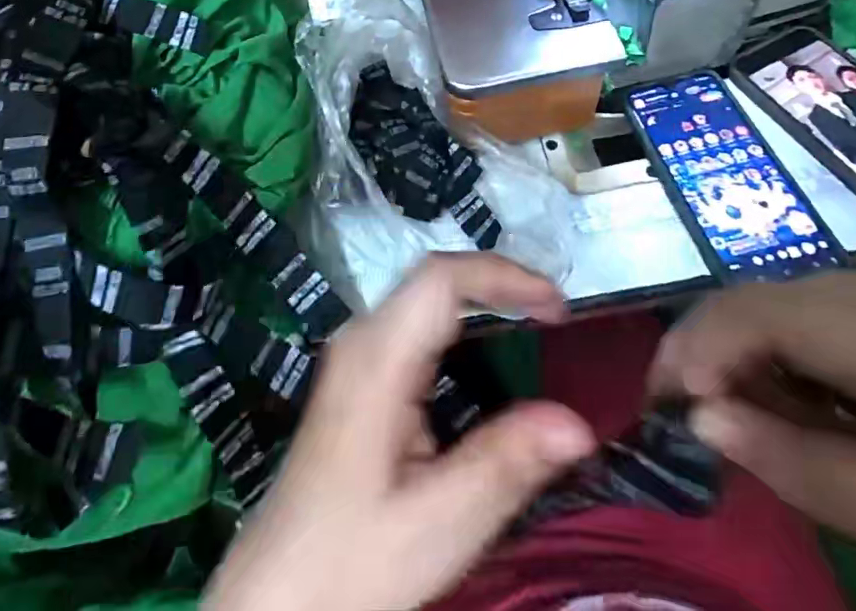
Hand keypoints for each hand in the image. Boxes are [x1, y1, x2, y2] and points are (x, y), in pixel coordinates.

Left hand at [204, 254, 596, 610]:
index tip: (560, 307)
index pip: (440, 279)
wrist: (276, 595)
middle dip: (500, 287)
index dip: (503, 276)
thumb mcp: (437, 523)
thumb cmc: (351, 559)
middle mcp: (361, 341)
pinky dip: (464, 333)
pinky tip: (491, 366)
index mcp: (374, 357)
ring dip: (483, 307)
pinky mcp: (359, 380)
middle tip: (559, 320)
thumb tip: (578, 422)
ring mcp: (355, 358)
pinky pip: (417, 332)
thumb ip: (505, 465)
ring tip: (539, 334)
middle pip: (433, 282)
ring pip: (425, 305)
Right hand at [651, 271, 855, 610]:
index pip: (766, 315)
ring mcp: (850, 292)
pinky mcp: (840, 306)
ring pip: (743, 305)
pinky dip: (739, 357)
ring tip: (710, 414)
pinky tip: (754, 398)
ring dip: (713, 356)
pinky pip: (761, 317)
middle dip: (695, 353)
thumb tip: (696, 416)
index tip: (670, 405)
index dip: (705, 348)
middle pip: (744, 302)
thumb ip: (796, 466)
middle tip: (670, 414)